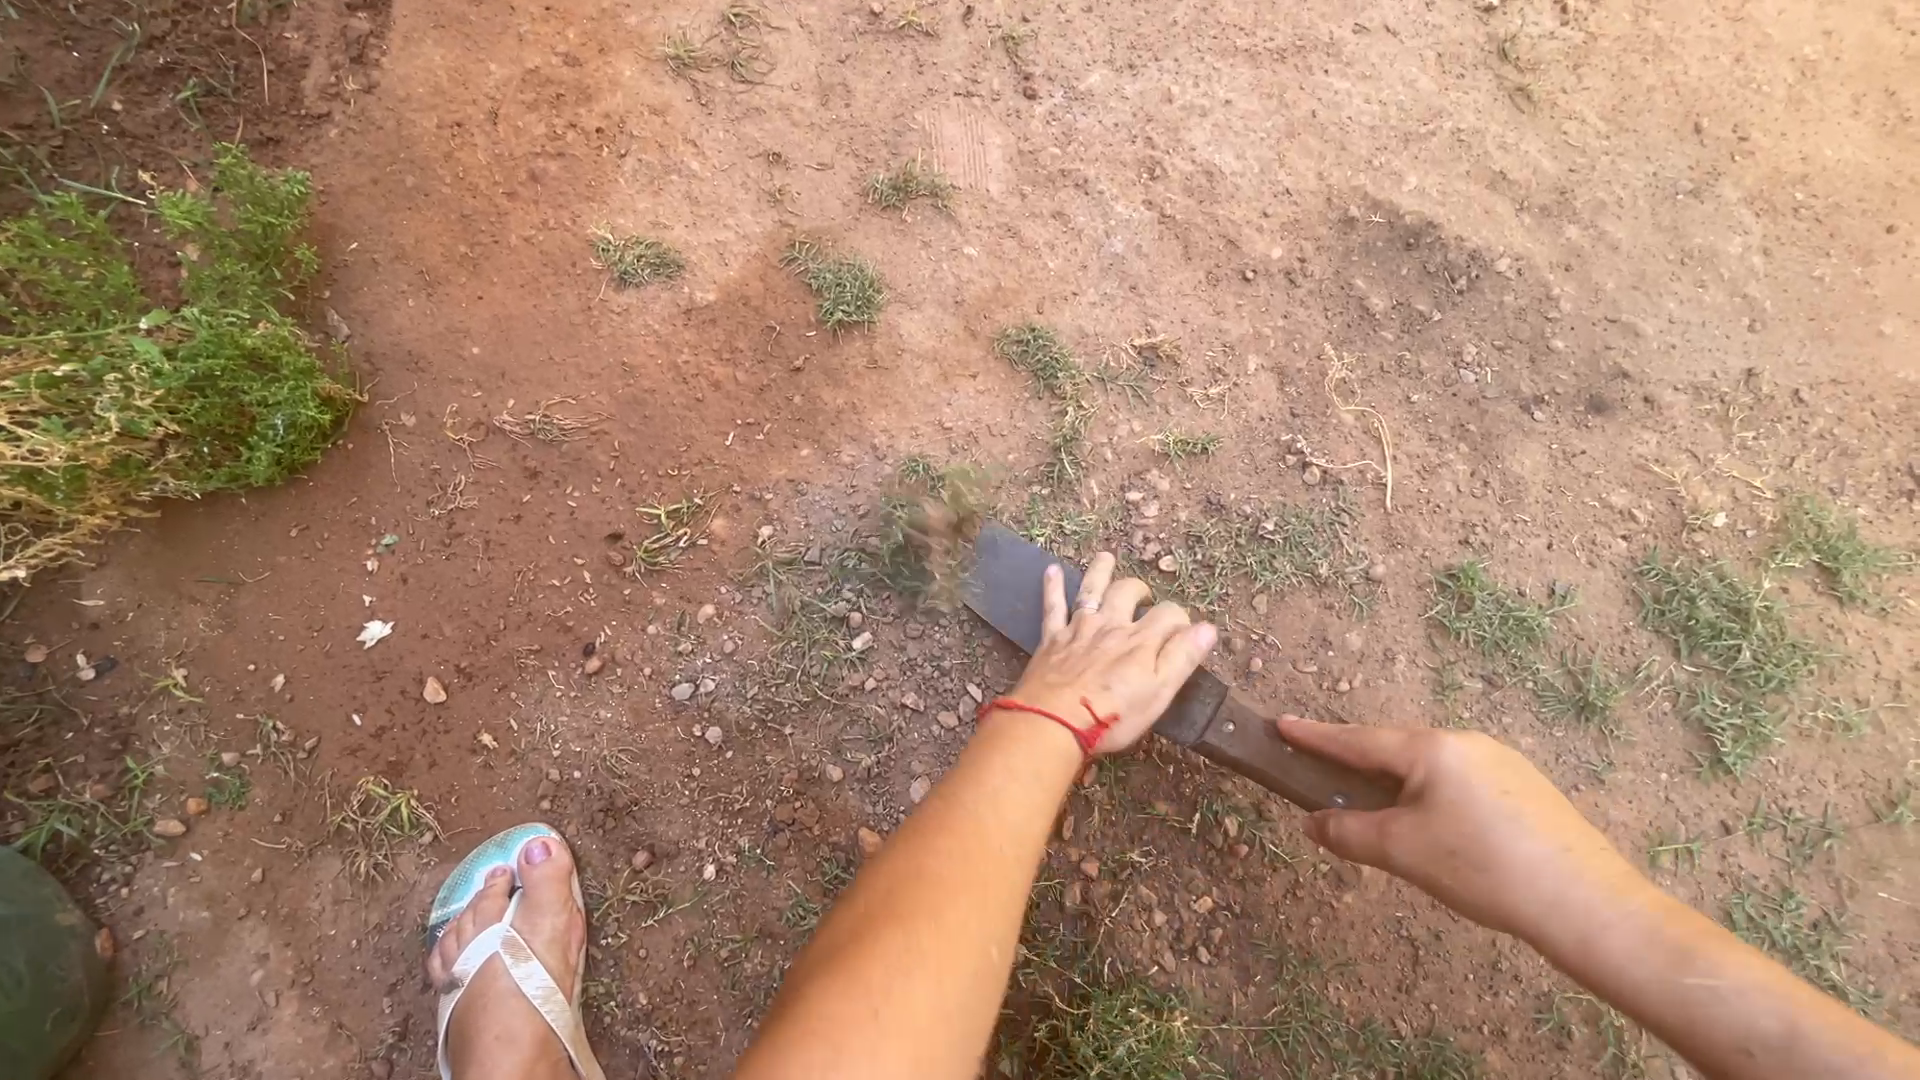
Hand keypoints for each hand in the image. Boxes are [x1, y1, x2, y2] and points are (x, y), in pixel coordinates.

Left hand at [1002, 553, 1216, 755]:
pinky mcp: (1052, 639)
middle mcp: (1110, 626)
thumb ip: (1182, 658)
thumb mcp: (1159, 692)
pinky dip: (1052, 587)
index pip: (1169, 614)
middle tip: (1144, 595)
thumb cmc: (1113, 715)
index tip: (1184, 630)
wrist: (1055, 721)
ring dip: (1099, 572)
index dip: (1180, 619)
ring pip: (1091, 590)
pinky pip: (1052, 607)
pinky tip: (1051, 570)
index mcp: (1140, 641)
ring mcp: (1079, 629)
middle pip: (1127, 593)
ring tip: (1105, 557)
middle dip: (1139, 590)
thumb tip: (1207, 628)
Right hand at [1277, 715, 1644, 941]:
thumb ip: (1347, 832)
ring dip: (1395, 783)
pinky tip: (1433, 827)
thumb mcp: (1401, 851)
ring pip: (1428, 766)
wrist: (1592, 908)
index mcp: (1432, 748)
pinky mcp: (1525, 788)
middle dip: (1357, 763)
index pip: (1357, 739)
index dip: (1315, 736)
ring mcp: (1501, 762)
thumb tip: (1312, 823)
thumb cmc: (1484, 869)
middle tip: (1326, 777)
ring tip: (1379, 813)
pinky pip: (1457, 780)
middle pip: (1393, 749)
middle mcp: (1466, 742)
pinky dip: (1429, 795)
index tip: (1282, 723)